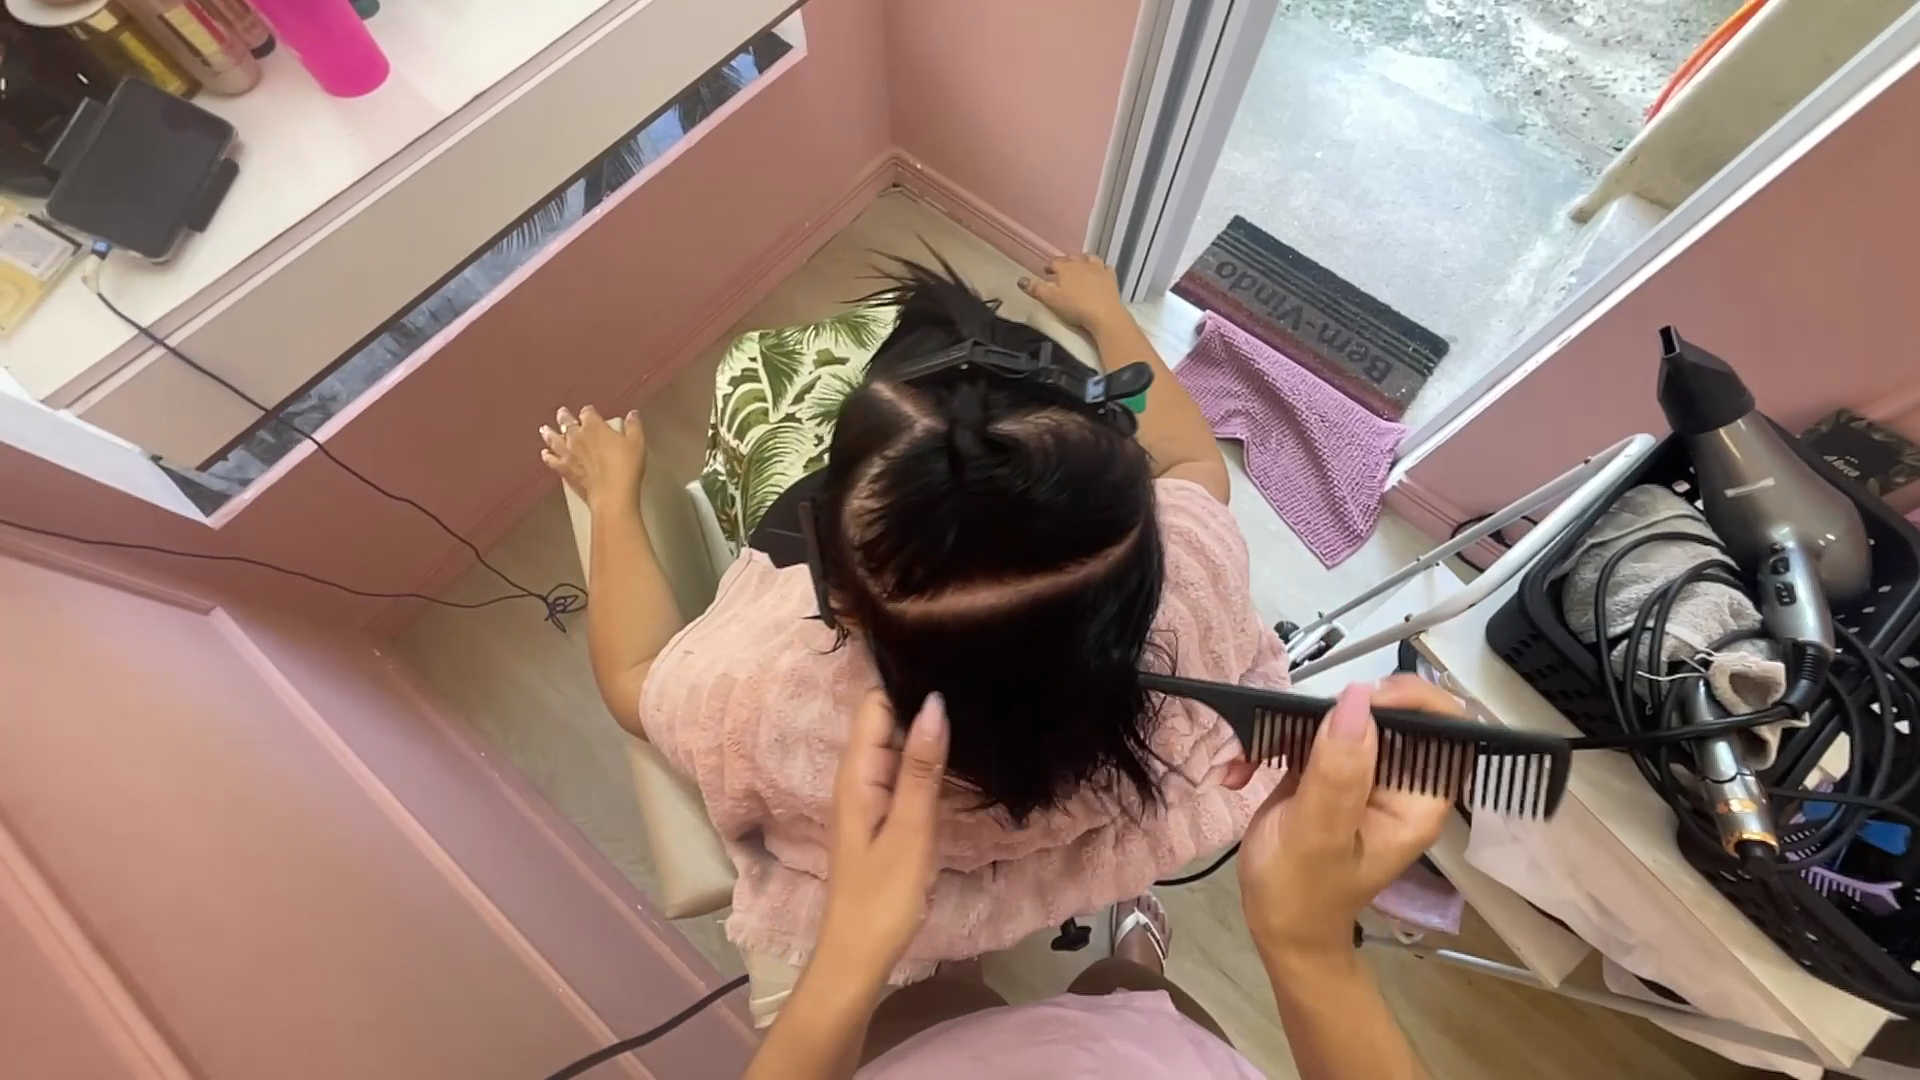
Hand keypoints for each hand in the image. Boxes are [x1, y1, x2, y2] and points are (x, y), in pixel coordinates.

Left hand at [540, 406, 644, 508]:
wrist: (612, 492)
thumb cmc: (626, 466)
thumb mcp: (637, 443)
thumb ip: (634, 426)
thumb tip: (632, 414)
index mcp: (594, 426)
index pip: (588, 413)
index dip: (589, 411)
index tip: (590, 411)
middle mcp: (576, 437)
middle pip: (567, 422)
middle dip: (564, 417)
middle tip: (562, 412)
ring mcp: (568, 453)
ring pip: (554, 439)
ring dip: (549, 433)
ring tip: (545, 429)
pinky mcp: (564, 469)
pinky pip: (552, 460)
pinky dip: (547, 456)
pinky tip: (545, 454)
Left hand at [818, 691, 949, 980]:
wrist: (858, 956)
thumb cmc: (883, 894)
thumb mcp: (910, 828)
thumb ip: (922, 766)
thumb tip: (934, 702)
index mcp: (857, 771)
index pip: (876, 703)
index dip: (906, 681)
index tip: (947, 661)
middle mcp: (859, 773)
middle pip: (886, 718)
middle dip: (921, 701)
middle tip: (972, 682)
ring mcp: (870, 792)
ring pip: (898, 744)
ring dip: (927, 730)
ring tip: (973, 707)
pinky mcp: (883, 811)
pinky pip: (903, 770)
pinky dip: (926, 759)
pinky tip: (958, 753)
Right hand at [1019, 254, 1128, 333]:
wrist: (1104, 314)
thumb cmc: (1074, 307)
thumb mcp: (1051, 300)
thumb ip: (1035, 289)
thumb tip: (1020, 280)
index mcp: (1066, 268)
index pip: (1054, 262)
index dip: (1049, 266)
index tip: (1045, 271)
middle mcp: (1082, 263)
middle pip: (1071, 258)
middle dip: (1065, 262)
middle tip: (1061, 270)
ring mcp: (1098, 268)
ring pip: (1089, 258)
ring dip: (1083, 261)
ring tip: (1079, 267)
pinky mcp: (1111, 277)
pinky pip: (1104, 267)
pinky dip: (1100, 268)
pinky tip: (1099, 272)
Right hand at [1239, 677, 1456, 964]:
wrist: (1276, 925)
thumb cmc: (1301, 890)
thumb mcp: (1318, 833)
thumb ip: (1338, 769)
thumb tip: (1356, 699)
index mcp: (1413, 799)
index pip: (1440, 728)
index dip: (1409, 701)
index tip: (1353, 698)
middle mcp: (1391, 781)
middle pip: (1377, 714)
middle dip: (1318, 714)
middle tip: (1276, 731)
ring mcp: (1354, 775)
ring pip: (1330, 721)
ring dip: (1280, 728)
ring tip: (1243, 758)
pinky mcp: (1320, 772)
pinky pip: (1299, 736)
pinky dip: (1265, 743)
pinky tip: (1239, 768)